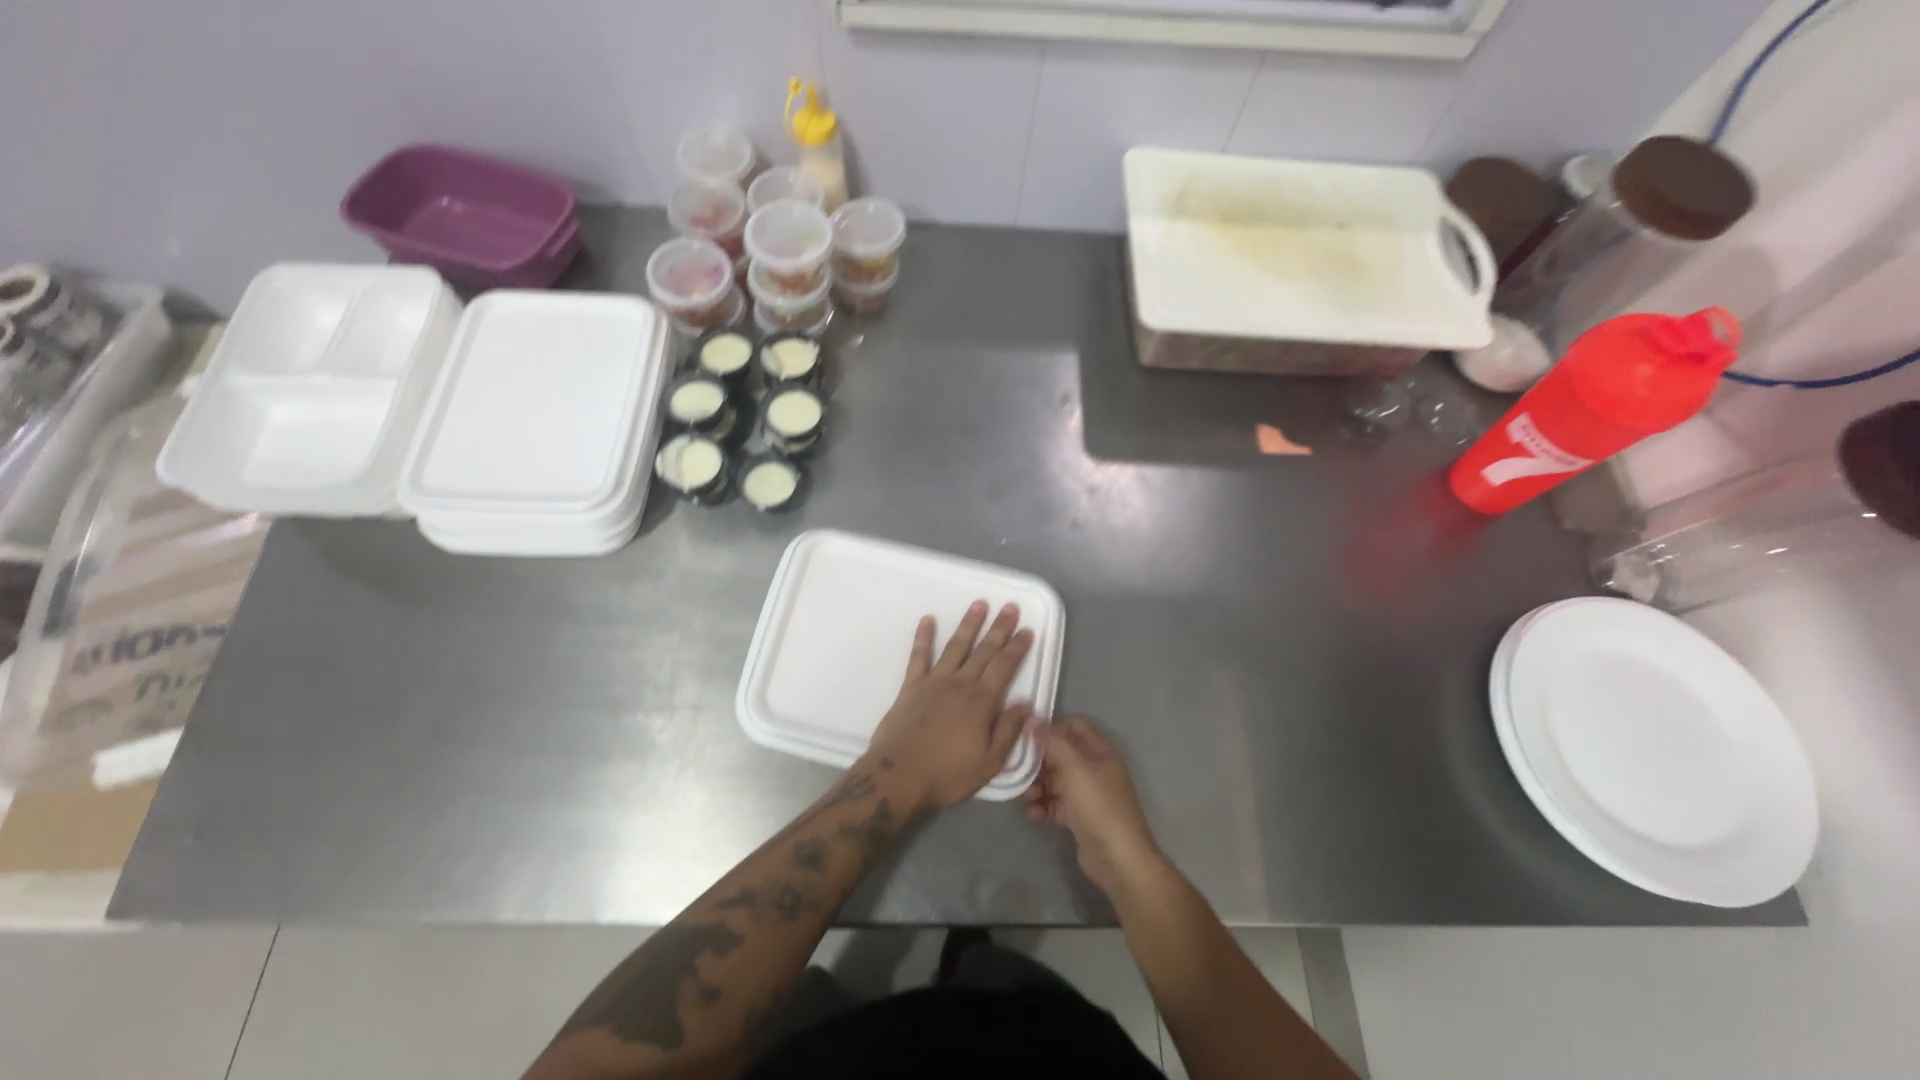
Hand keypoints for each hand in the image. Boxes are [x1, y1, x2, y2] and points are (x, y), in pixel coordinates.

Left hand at [867, 601, 1035, 808]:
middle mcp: (959, 684)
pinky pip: (918, 656)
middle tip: (1010, 607)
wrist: (898, 777)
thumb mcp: (989, 763)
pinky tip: (928, 620)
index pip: (1004, 667)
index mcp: (981, 702)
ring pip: (955, 646)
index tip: (1027, 631)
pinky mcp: (910, 687)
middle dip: (999, 628)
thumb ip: (1008, 731)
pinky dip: (923, 637)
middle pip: (983, 651)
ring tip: (979, 604)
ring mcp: (933, 682)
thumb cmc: (947, 775)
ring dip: (968, 624)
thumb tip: (1024, 704)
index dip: (1017, 648)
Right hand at [1025, 718, 1164, 893]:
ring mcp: (1086, 793)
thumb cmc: (1098, 805)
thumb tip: (1033, 718)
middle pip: (1059, 754)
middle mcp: (1093, 768)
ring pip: (1054, 780)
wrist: (1117, 857)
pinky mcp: (1078, 816)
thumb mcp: (1075, 767)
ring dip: (1037, 786)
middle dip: (1038, 761)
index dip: (1051, 728)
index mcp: (1099, 751)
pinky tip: (1034, 814)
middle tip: (1018, 770)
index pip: (1073, 726)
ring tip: (1026, 797)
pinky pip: (1055, 803)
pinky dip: (1043, 806)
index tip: (1025, 736)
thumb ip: (1053, 741)